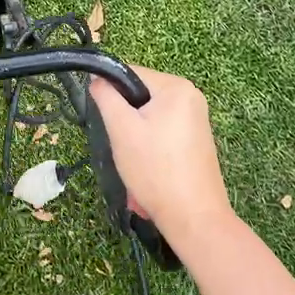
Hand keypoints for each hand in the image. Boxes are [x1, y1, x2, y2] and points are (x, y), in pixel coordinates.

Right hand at [89, 65, 231, 241]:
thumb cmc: (155, 170)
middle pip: (141, 96)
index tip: (107, 120)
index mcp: (177, 87)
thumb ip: (106, 96)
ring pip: (150, 117)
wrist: (195, 220)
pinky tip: (147, 170)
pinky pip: (163, 132)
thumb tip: (97, 78)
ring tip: (133, 161)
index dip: (111, 94)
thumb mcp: (121, 128)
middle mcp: (191, 97)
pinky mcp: (197, 141)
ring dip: (136, 136)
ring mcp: (197, 120)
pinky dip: (150, 147)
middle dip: (126, 119)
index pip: (130, 74)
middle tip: (121, 144)